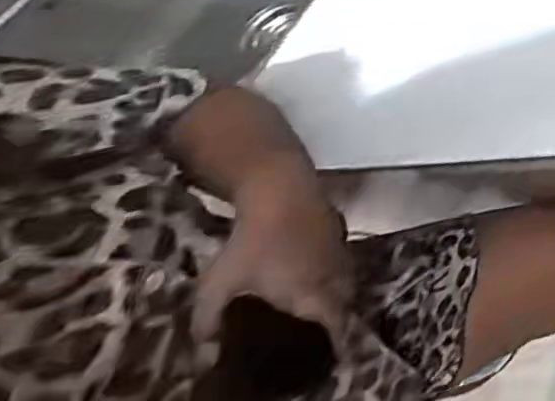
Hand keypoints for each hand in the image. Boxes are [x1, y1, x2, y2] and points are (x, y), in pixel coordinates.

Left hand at [192, 168, 352, 358]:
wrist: (281, 191)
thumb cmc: (250, 243)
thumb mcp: (216, 289)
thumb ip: (208, 327)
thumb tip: (204, 363)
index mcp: (310, 293)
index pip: (337, 322)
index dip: (343, 341)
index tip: (347, 359)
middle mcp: (333, 274)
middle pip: (348, 302)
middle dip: (344, 321)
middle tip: (334, 338)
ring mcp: (339, 251)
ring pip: (349, 281)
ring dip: (343, 298)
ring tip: (329, 311)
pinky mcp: (339, 234)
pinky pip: (345, 264)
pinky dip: (339, 277)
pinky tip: (321, 277)